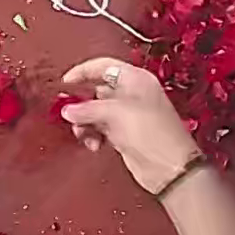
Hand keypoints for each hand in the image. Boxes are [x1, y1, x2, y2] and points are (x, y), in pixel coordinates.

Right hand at [59, 57, 203, 195]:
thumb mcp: (116, 114)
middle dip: (81, 102)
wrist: (170, 168)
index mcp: (135, 79)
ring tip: (82, 134)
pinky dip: (93, 134)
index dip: (82, 72)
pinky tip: (94, 144)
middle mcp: (132, 93)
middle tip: (68, 113)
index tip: (64, 84)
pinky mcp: (124, 134)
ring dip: (85, 122)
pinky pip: (100, 128)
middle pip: (97, 89)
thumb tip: (67, 110)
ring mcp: (128, 115)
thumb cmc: (151, 133)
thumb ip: (88, 109)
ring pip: (96, 111)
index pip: (103, 66)